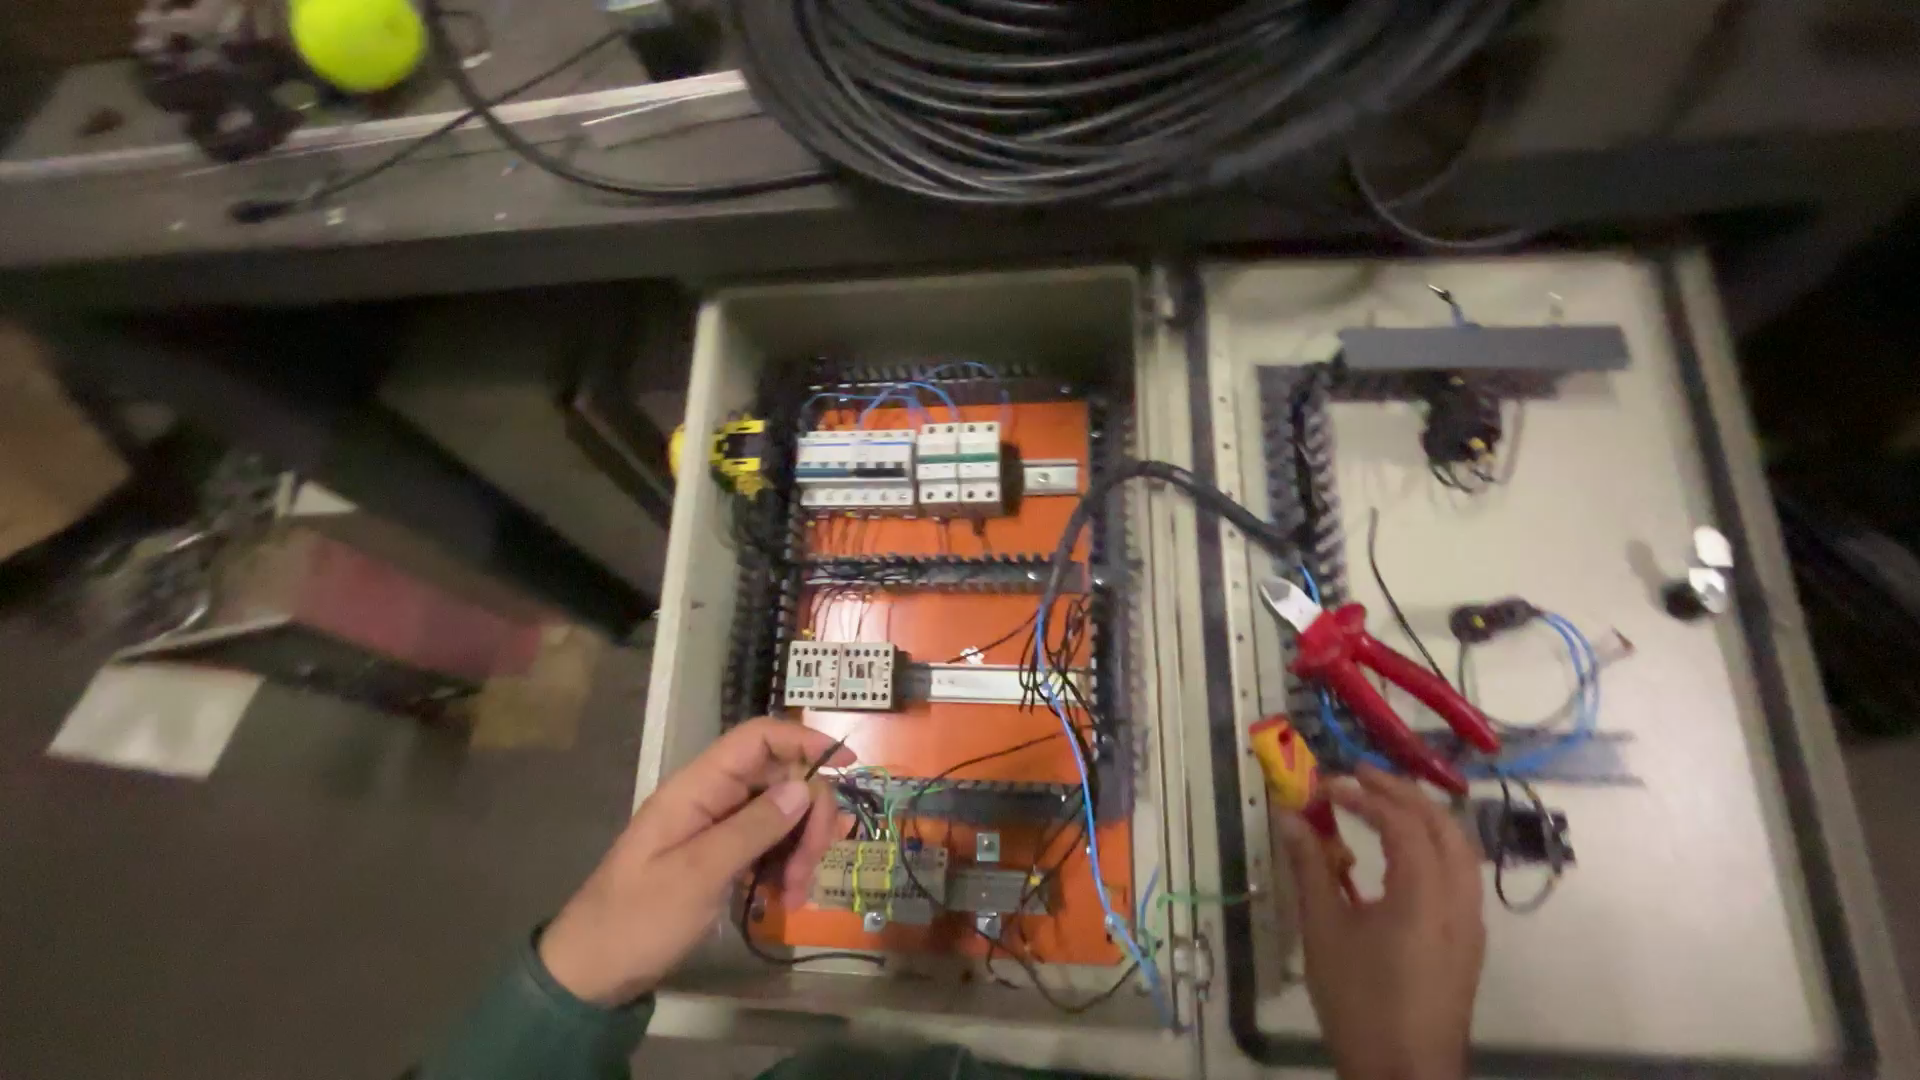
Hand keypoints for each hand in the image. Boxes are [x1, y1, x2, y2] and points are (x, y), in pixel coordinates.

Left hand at [538, 717, 853, 1004]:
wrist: (592, 975)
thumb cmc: (637, 919)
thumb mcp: (697, 875)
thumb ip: (753, 828)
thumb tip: (804, 786)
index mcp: (698, 786)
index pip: (758, 738)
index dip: (803, 740)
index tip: (847, 763)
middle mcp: (714, 797)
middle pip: (783, 779)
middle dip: (808, 818)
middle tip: (809, 868)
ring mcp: (721, 826)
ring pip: (784, 814)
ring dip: (800, 849)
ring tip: (794, 894)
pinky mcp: (727, 854)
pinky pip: (772, 844)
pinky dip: (786, 867)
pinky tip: (784, 898)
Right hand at [1276, 765, 1485, 1079]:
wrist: (1403, 1075)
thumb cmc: (1358, 1000)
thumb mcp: (1323, 930)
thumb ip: (1310, 867)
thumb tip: (1289, 816)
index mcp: (1424, 896)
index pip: (1402, 823)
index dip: (1364, 796)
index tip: (1326, 785)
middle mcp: (1458, 901)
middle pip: (1443, 826)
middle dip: (1402, 793)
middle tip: (1359, 775)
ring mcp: (1470, 923)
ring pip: (1461, 848)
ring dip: (1423, 815)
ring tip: (1382, 801)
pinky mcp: (1468, 941)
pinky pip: (1460, 873)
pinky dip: (1433, 843)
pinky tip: (1400, 851)